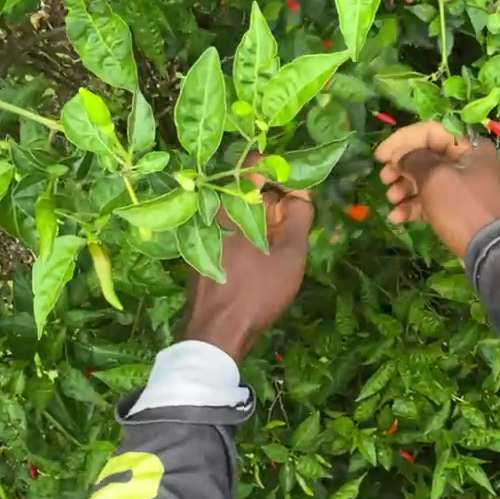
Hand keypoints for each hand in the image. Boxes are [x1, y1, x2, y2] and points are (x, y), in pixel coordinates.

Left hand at [180, 173, 313, 362]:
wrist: (216, 332)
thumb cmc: (256, 291)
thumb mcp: (290, 255)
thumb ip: (299, 217)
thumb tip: (302, 195)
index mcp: (231, 204)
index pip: (254, 166)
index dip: (280, 171)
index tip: (298, 187)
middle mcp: (209, 211)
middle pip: (244, 187)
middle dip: (272, 196)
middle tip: (294, 214)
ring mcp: (199, 231)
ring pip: (235, 209)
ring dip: (258, 216)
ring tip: (280, 236)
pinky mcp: (197, 250)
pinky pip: (225, 228)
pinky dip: (244, 231)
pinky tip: (258, 254)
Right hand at [374, 121, 499, 259]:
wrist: (493, 251)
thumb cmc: (463, 208)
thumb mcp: (436, 178)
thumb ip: (414, 160)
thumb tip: (400, 156)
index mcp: (469, 147)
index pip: (429, 132)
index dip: (401, 141)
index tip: (380, 157)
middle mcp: (468, 163)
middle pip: (426, 156)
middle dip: (401, 167)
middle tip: (385, 180)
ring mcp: (464, 188)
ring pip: (427, 180)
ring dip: (404, 188)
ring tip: (391, 200)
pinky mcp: (459, 210)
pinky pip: (432, 201)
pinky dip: (414, 207)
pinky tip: (397, 217)